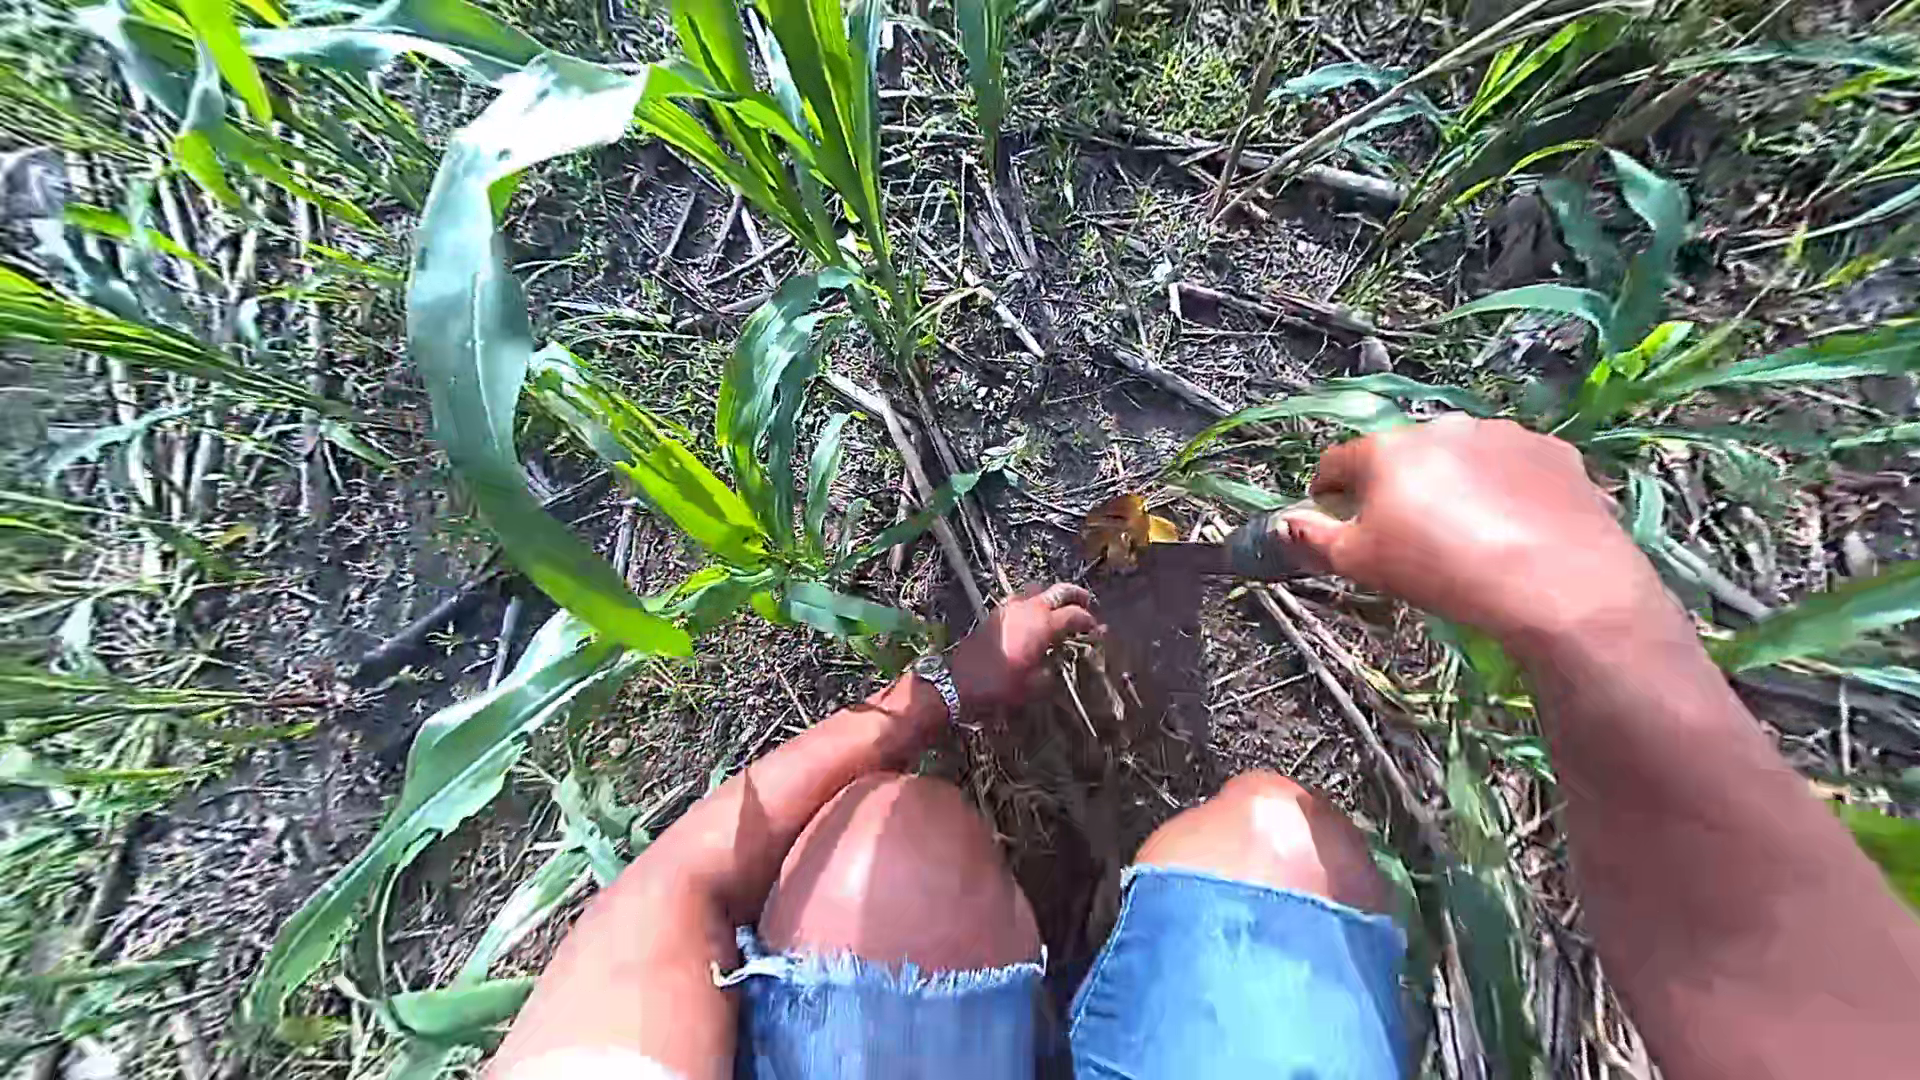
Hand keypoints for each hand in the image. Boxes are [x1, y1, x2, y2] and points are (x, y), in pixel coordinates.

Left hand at [948, 583, 1098, 710]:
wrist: (960, 678)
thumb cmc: (1000, 683)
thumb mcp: (1032, 686)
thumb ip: (1050, 674)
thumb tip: (1054, 667)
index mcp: (1044, 624)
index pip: (1074, 615)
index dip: (1088, 620)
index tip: (1096, 628)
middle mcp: (1029, 609)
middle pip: (1058, 591)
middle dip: (1075, 595)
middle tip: (1087, 601)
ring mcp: (1010, 606)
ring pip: (1037, 590)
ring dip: (1052, 595)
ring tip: (1060, 607)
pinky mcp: (996, 612)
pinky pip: (1021, 598)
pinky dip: (1033, 602)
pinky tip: (1033, 616)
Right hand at [1280, 416, 1670, 653]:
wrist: (1561, 587)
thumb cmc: (1439, 570)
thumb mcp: (1356, 562)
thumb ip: (1310, 537)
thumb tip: (1285, 522)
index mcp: (1384, 450)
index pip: (1334, 462)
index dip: (1327, 492)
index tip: (1337, 520)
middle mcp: (1439, 428)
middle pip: (1394, 456)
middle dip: (1387, 487)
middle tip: (1399, 532)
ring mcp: (1500, 435)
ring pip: (1449, 456)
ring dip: (1440, 482)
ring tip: (1458, 531)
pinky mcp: (1553, 450)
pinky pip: (1503, 463)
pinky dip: (1493, 485)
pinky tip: (1503, 525)